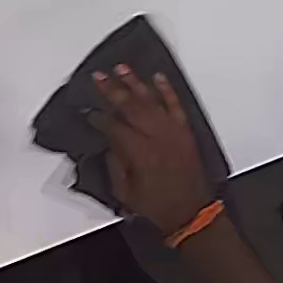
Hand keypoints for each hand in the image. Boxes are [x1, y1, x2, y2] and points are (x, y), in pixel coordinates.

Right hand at [93, 65, 214, 234]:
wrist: (192, 214)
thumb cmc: (157, 206)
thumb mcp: (125, 192)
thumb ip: (115, 164)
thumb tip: (110, 142)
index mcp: (139, 153)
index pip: (114, 127)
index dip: (100, 118)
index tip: (90, 112)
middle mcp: (156, 137)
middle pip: (130, 107)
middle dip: (112, 90)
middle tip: (98, 76)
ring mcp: (172, 132)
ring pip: (151, 100)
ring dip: (135, 83)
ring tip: (122, 68)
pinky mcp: (184, 131)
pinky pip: (175, 105)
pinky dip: (166, 90)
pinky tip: (157, 77)